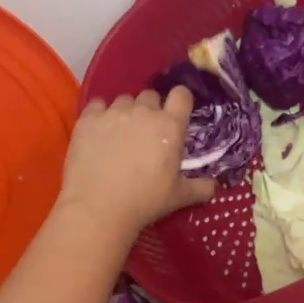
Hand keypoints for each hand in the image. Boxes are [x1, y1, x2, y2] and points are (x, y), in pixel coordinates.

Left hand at [58, 87, 217, 235]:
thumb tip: (215, 186)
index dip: (180, 101)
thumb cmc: (146, 201)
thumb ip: (201, 188)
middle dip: (151, 110)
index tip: (177, 113)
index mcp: (170, 126)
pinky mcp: (88, 119)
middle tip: (147, 133)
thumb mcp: (179, 197)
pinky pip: (97, 105)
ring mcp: (114, 113)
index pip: (181, 95)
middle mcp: (143, 112)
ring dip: (126, 112)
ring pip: (124, 100)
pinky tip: (99, 133)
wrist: (99, 207)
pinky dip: (101, 115)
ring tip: (121, 134)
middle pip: (150, 96)